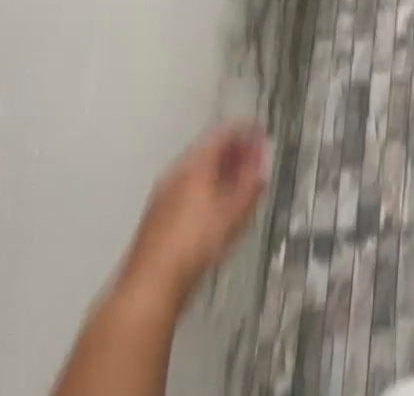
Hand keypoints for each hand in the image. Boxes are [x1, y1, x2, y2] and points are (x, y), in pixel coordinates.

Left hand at [119, 121, 267, 304]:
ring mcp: (163, 194)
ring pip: (198, 170)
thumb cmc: (196, 243)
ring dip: (222, 169)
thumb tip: (259, 160)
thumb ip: (251, 179)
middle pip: (209, 150)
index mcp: (194, 166)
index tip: (261, 132)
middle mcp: (175, 174)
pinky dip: (209, 185)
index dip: (246, 130)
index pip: (223, 133)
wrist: (152, 283)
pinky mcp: (158, 214)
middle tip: (256, 155)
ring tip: (243, 179)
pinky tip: (220, 203)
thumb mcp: (236, 210)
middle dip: (235, 151)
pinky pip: (189, 187)